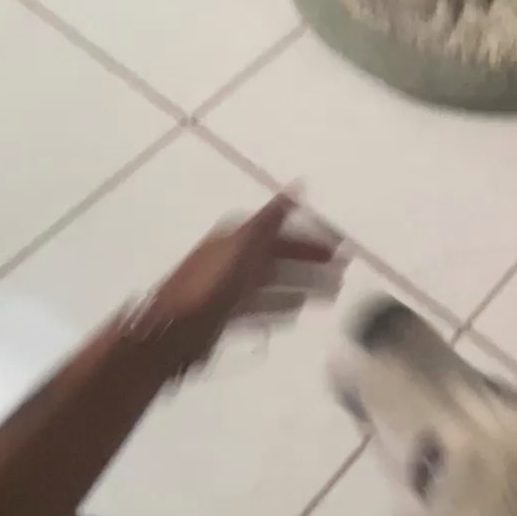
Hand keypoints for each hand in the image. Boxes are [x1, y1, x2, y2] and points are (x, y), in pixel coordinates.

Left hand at [135, 193, 342, 371]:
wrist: (172, 330)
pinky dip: (281, 306)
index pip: (282, 231)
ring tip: (332, 294)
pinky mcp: (227, 314)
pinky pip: (262, 306)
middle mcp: (233, 258)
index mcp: (237, 238)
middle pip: (281, 256)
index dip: (311, 237)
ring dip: (304, 285)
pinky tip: (299, 311)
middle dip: (312, 263)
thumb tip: (299, 185)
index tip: (340, 247)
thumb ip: (273, 217)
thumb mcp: (244, 244)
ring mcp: (230, 288)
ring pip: (275, 282)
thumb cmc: (211, 284)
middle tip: (343, 272)